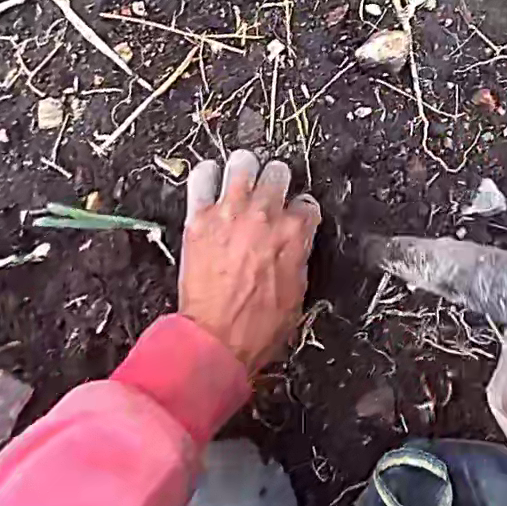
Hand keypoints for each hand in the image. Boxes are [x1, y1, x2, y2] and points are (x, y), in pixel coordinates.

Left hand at [180, 150, 321, 371]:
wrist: (215, 342)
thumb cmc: (258, 324)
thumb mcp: (298, 289)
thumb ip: (299, 252)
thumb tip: (296, 240)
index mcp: (296, 231)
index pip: (306, 201)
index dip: (299, 210)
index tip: (292, 217)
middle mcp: (266, 215)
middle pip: (278, 173)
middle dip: (276, 182)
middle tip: (268, 192)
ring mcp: (232, 213)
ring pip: (243, 164)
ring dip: (245, 169)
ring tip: (242, 177)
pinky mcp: (200, 219)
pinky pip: (203, 179)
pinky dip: (207, 175)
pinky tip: (211, 179)